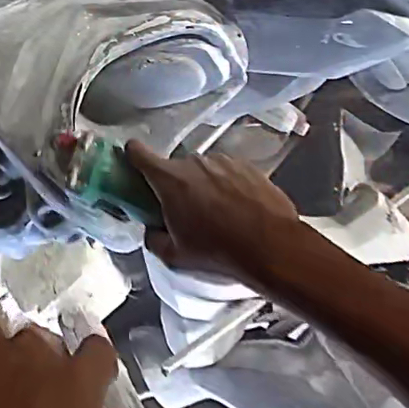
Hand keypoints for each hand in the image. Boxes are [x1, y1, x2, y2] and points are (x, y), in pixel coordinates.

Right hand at [125, 141, 301, 280]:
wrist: (274, 248)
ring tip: (220, 212)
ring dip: (205, 184)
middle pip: (175, 167)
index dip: (133, 156)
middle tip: (188, 209)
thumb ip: (154, 239)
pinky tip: (241, 208)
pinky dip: (231, 185)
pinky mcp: (248, 167)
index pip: (137, 152)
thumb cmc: (219, 250)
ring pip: (204, 169)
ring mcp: (222, 161)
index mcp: (168, 178)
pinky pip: (230, 172)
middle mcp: (192, 162)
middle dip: (178, 184)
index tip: (136, 166)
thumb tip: (151, 232)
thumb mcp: (176, 256)